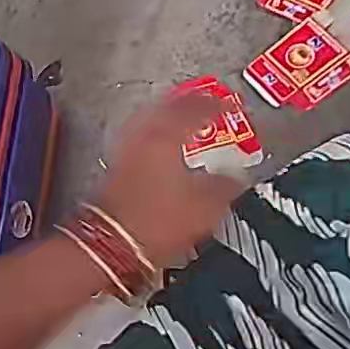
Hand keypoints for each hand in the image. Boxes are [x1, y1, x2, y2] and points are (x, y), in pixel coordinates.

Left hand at [93, 93, 247, 265]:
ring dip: (169, 118)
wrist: (113, 244)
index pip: (195, 109)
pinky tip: (163, 149)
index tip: (228, 105)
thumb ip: (225, 186)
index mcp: (167, 136)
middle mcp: (143, 136)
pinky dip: (156, 137)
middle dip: (189, 104)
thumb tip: (237, 179)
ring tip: (185, 123)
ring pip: (151, 121)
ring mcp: (126, 150)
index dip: (215, 105)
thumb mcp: (205, 207)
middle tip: (205, 105)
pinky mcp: (117, 167)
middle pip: (167, 107)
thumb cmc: (156, 222)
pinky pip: (141, 139)